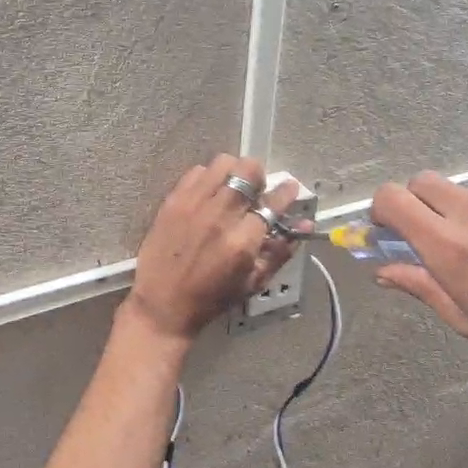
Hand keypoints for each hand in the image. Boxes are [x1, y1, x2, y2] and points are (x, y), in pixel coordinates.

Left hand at [123, 155, 303, 346]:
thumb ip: (281, 250)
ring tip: (232, 189)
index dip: (286, 192)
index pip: (273, 203)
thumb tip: (305, 224)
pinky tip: (208, 195)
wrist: (162, 304)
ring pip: (224, 163)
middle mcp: (220, 216)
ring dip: (234, 172)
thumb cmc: (212, 298)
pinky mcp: (173, 201)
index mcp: (242, 241)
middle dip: (259, 178)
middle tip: (256, 192)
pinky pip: (197, 171)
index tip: (290, 187)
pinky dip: (208, 178)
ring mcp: (194, 205)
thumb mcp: (253, 282)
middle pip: (249, 171)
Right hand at [369, 173, 467, 399]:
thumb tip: (385, 271)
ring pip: (460, 192)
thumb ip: (420, 285)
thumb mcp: (466, 319)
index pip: (392, 199)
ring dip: (452, 213)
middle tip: (423, 239)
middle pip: (420, 182)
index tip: (385, 233)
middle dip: (412, 205)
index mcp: (449, 245)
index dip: (380, 212)